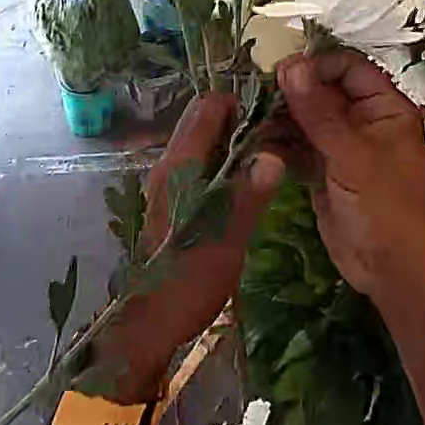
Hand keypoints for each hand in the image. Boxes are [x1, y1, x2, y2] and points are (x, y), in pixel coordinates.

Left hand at [90, 93, 282, 402]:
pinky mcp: (170, 199)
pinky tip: (244, 182)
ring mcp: (166, 182)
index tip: (271, 117)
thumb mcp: (228, 238)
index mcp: (181, 165)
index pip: (207, 108)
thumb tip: (274, 156)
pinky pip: (198, 163)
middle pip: (201, 120)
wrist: (150, 320)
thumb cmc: (188, 279)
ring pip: (200, 141)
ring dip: (230, 140)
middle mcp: (169, 164)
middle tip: (273, 136)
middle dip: (237, 119)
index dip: (240, 104)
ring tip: (265, 156)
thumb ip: (249, 195)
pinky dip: (221, 160)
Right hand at [277, 52, 424, 306]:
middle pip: (322, 92)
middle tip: (254, 95)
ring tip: (249, 119)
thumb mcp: (353, 156)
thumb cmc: (388, 208)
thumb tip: (291, 65)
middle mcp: (363, 121)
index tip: (280, 71)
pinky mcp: (323, 172)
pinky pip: (298, 147)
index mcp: (385, 108)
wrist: (395, 274)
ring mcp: (341, 147)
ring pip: (306, 120)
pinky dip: (278, 144)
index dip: (315, 65)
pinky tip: (255, 142)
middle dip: (290, 92)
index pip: (348, 68)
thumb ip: (319, 111)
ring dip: (279, 118)